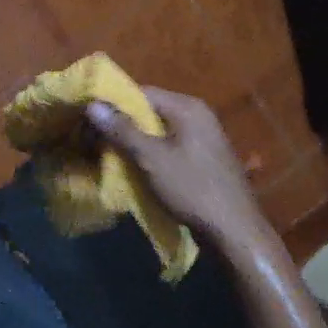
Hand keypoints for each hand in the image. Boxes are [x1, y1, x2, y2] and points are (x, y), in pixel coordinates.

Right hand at [86, 88, 279, 256]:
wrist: (237, 234)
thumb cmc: (192, 189)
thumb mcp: (151, 158)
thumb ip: (122, 129)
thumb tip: (92, 104)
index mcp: (187, 107)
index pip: (141, 92)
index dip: (113, 104)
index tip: (90, 120)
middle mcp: (198, 115)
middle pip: (150, 110)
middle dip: (122, 124)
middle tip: (96, 139)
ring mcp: (205, 137)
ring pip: (160, 130)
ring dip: (136, 141)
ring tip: (112, 154)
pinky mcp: (206, 158)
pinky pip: (171, 145)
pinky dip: (152, 152)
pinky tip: (138, 168)